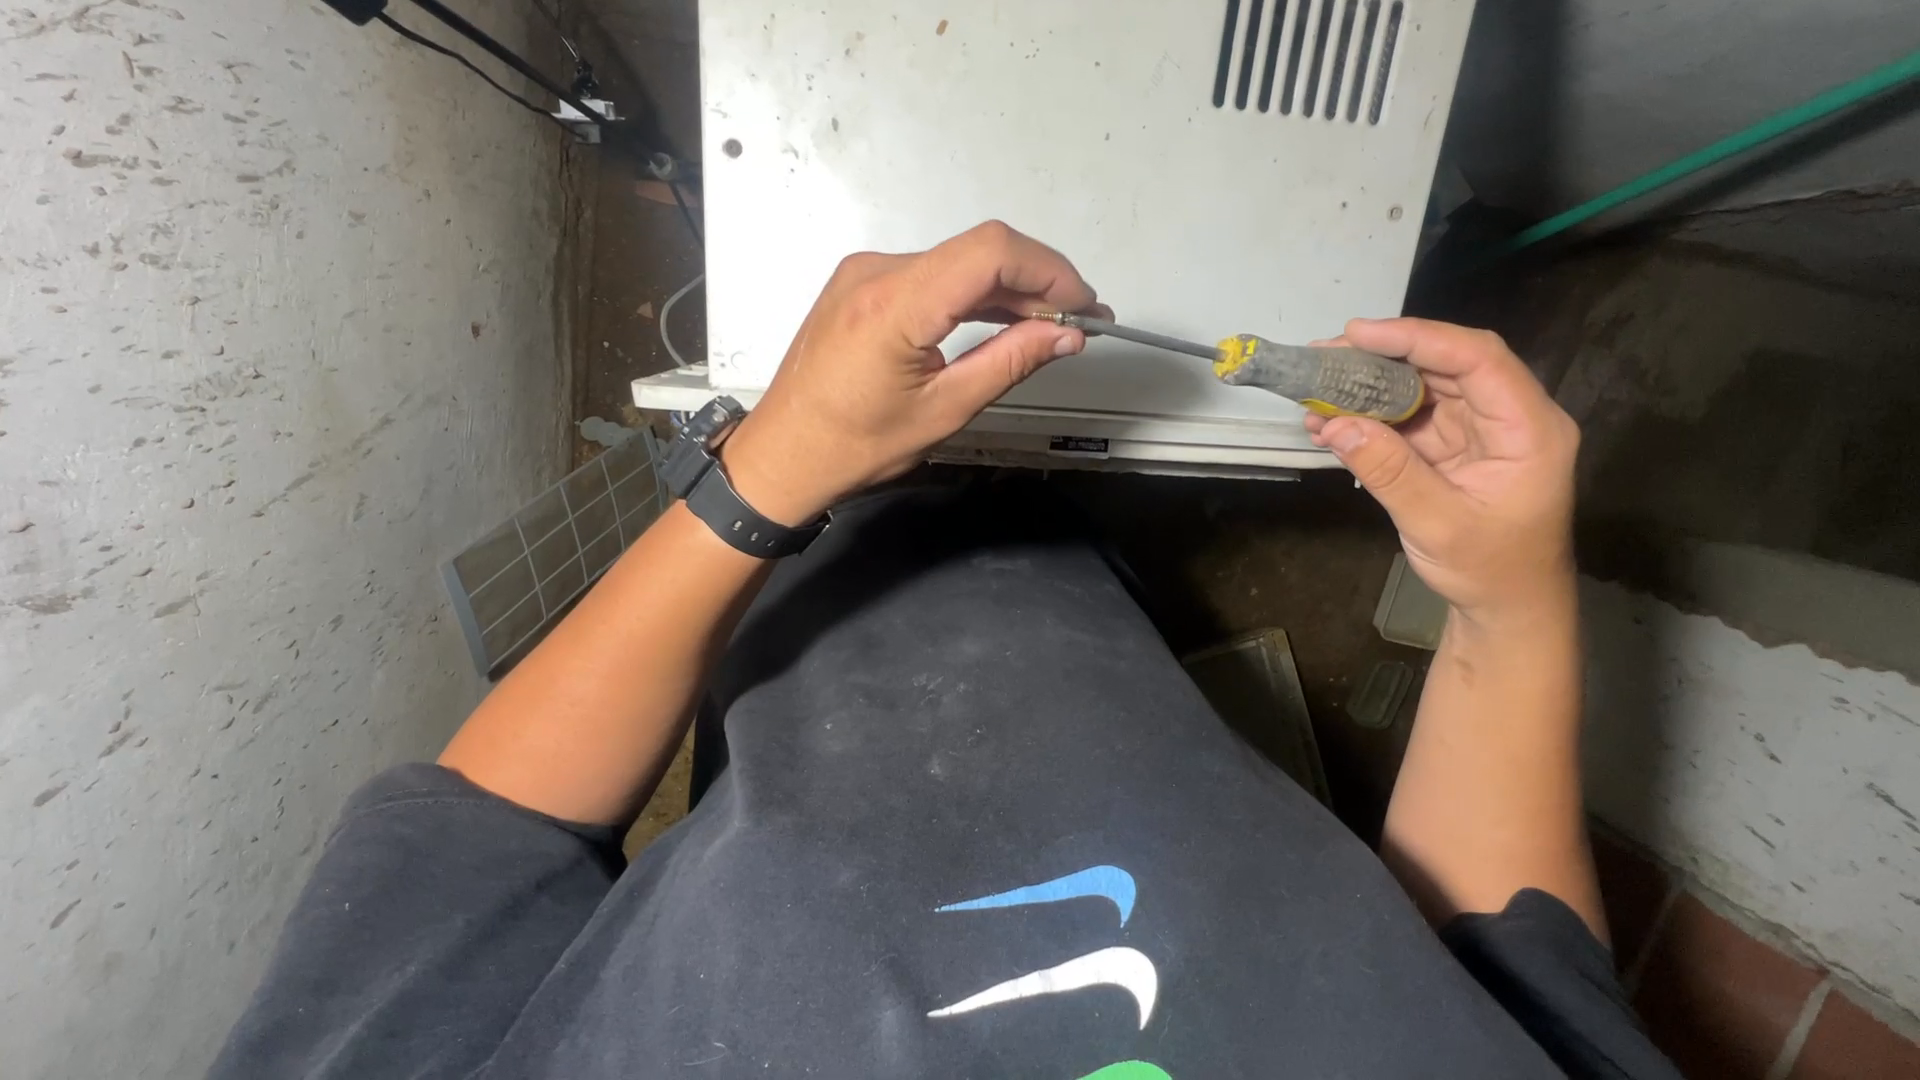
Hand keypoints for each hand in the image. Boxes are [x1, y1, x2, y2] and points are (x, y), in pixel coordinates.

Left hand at [716, 221, 1104, 524]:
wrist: (782, 456)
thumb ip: (1009, 362)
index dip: (1050, 272)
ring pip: (958, 262)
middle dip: (1037, 283)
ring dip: (1008, 290)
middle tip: (1078, 323)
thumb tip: (1066, 335)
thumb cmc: (853, 447)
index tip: (1085, 308)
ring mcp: (865, 274)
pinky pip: (932, 276)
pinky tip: (1002, 321)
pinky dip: (973, 295)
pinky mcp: (862, 285)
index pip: (991, 253)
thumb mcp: (943, 411)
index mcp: (895, 304)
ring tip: (1050, 326)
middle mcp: (876, 272)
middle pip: (979, 252)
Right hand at [1305, 318, 1578, 620]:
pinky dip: (1369, 416)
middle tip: (1325, 354)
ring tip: (1317, 385)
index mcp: (1528, 429)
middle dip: (1384, 355)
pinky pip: (1409, 418)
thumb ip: (1389, 471)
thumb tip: (1334, 424)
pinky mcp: (1453, 446)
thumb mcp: (1437, 524)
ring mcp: (1479, 431)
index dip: (1418, 338)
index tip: (1358, 334)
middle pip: (1447, 364)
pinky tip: (1330, 420)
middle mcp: (1508, 418)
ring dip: (1370, 384)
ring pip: (1424, 386)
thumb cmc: (1489, 569)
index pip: (1478, 360)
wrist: (1507, 607)